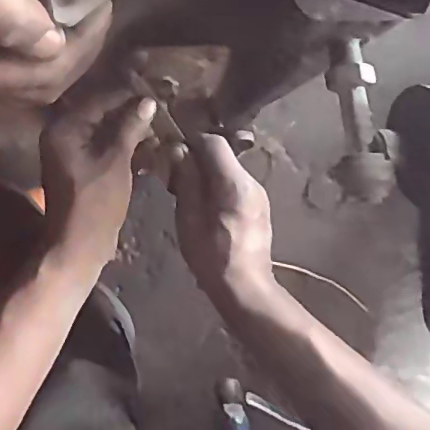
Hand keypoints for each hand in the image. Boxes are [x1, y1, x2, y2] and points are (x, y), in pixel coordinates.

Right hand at [0, 0, 109, 99]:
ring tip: (88, 11)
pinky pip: (27, 64)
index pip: (41, 78)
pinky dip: (54, 45)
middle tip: (100, 8)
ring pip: (39, 80)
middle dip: (81, 52)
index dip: (79, 49)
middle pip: (44, 86)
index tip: (100, 6)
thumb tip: (50, 45)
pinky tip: (65, 15)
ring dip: (71, 51)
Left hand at [40, 89, 157, 264]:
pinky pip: (102, 148)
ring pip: (104, 131)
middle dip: (130, 113)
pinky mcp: (80, 168)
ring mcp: (69, 152)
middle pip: (101, 114)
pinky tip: (148, 146)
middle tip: (160, 108)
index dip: (128, 96)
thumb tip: (148, 102)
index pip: (99, 100)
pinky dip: (122, 146)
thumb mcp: (116, 162)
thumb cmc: (96, 203)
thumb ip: (130, 128)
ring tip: (159, 127)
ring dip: (129, 130)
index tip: (156, 91)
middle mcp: (61, 135)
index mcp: (64, 129)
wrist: (78, 246)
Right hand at [172, 134, 275, 300]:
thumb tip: (178, 151)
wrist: (246, 288)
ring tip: (186, 197)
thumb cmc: (213, 257)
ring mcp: (259, 194)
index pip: (212, 141)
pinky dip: (217, 187)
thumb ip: (186, 182)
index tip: (170, 155)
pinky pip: (234, 185)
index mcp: (234, 182)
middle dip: (196, 160)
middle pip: (221, 155)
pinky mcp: (259, 206)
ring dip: (206, 175)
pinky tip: (205, 209)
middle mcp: (252, 181)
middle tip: (173, 179)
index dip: (189, 142)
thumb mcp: (190, 219)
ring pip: (227, 170)